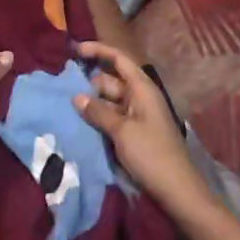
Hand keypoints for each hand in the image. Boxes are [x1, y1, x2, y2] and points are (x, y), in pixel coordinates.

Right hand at [72, 41, 213, 214]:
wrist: (176, 190)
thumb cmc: (151, 154)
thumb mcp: (121, 131)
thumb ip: (98, 112)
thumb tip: (77, 97)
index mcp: (141, 87)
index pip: (118, 59)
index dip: (98, 51)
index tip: (75, 50)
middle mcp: (140, 96)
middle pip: (110, 80)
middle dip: (89, 82)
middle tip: (63, 88)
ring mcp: (137, 115)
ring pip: (109, 100)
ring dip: (92, 102)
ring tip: (66, 105)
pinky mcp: (134, 133)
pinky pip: (112, 117)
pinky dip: (99, 117)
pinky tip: (81, 122)